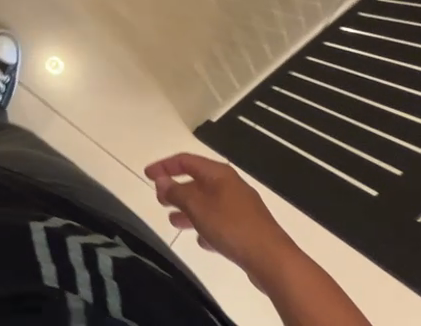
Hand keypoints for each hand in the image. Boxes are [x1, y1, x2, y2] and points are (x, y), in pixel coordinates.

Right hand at [145, 153, 296, 280]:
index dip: (164, 166)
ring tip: (174, 222)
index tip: (147, 175)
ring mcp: (242, 208)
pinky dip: (207, 227)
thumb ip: (175, 192)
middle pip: (197, 182)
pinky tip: (201, 241)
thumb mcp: (196, 206)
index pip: (185, 161)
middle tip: (160, 201)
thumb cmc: (231, 226)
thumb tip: (161, 181)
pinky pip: (221, 222)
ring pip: (208, 204)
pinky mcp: (248, 229)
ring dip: (189, 211)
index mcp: (219, 174)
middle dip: (176, 190)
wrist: (273, 260)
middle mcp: (231, 186)